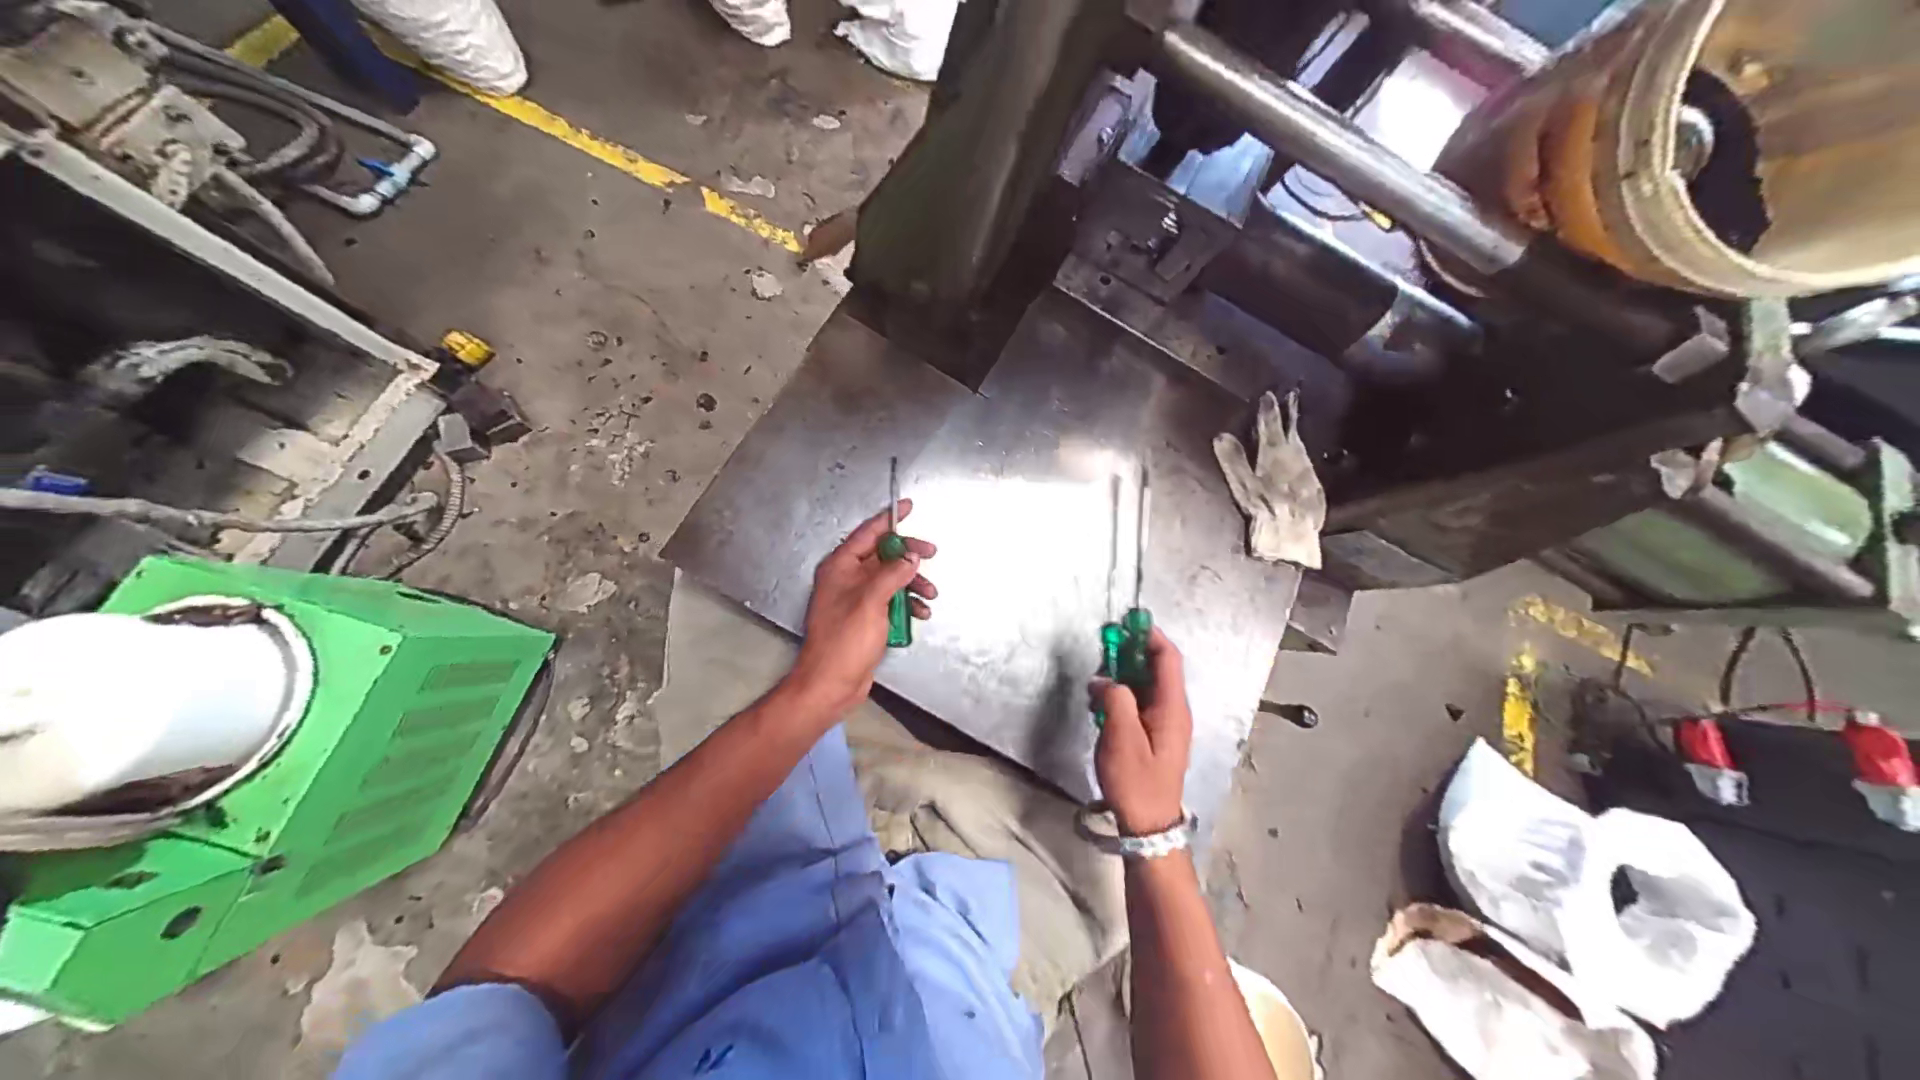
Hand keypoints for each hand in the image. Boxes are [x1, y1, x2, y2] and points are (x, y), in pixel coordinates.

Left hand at [786, 499, 936, 715]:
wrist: (831, 683)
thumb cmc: (844, 640)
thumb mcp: (871, 600)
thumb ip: (892, 573)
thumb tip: (911, 557)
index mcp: (840, 566)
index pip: (868, 533)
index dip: (889, 519)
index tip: (908, 507)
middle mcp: (847, 578)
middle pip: (883, 555)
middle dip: (908, 556)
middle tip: (930, 554)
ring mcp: (856, 598)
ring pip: (890, 579)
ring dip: (912, 584)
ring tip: (930, 594)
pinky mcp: (866, 618)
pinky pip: (891, 601)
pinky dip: (907, 604)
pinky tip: (920, 613)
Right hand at [1090, 627, 1191, 835]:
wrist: (1148, 824)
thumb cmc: (1136, 781)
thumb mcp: (1120, 738)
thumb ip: (1115, 700)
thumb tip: (1105, 680)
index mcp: (1172, 707)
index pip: (1168, 659)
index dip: (1151, 636)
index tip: (1128, 621)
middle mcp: (1173, 710)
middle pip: (1158, 668)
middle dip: (1133, 650)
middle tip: (1106, 641)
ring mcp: (1165, 723)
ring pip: (1147, 684)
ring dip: (1125, 671)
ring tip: (1100, 667)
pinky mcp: (1154, 734)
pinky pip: (1141, 701)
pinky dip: (1123, 691)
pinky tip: (1102, 697)